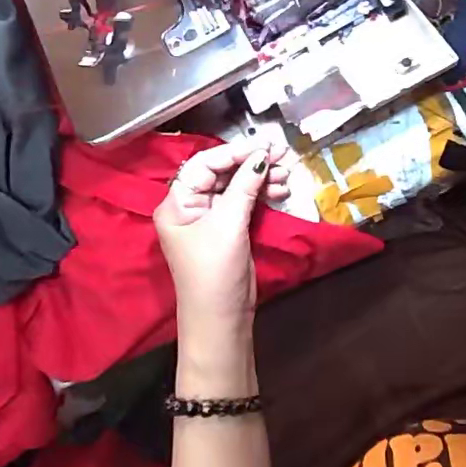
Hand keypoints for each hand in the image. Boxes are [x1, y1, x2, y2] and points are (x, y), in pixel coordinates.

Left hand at [153, 138, 293, 345]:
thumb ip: (244, 187)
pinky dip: (262, 195)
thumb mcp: (229, 225)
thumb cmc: (215, 272)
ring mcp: (209, 218)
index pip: (204, 164)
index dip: (234, 152)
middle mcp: (189, 206)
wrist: (221, 320)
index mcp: (177, 202)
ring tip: (287, 174)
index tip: (265, 146)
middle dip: (251, 163)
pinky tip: (281, 190)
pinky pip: (244, 202)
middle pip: (221, 173)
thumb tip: (262, 155)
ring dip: (261, 179)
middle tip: (283, 155)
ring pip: (236, 186)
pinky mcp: (227, 229)